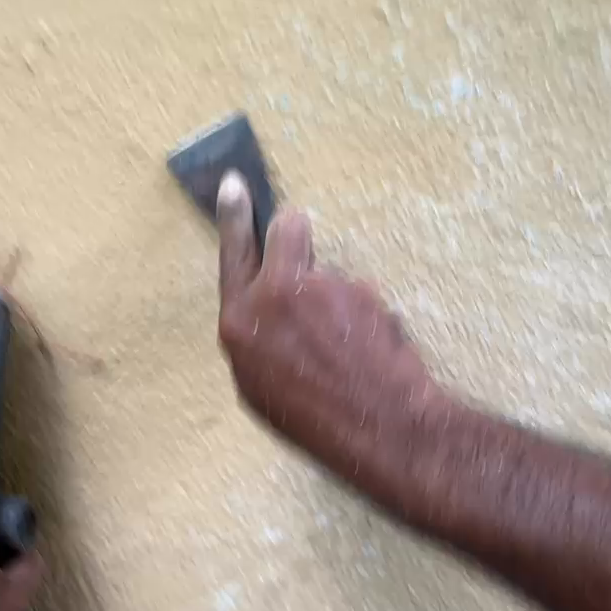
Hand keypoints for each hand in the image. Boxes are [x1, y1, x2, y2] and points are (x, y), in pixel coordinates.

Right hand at [215, 172, 442, 476]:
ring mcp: (319, 287)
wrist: (379, 427)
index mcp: (238, 323)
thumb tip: (259, 309)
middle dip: (296, 237)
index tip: (235, 183)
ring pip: (327, 268)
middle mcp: (272, 296)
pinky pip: (357, 290)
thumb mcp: (258, 386)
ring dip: (335, 293)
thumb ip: (252, 336)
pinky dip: (362, 313)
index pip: (232, 253)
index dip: (233, 215)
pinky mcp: (359, 289)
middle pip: (287, 231)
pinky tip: (368, 346)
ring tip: (346, 344)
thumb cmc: (313, 418)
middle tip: (311, 263)